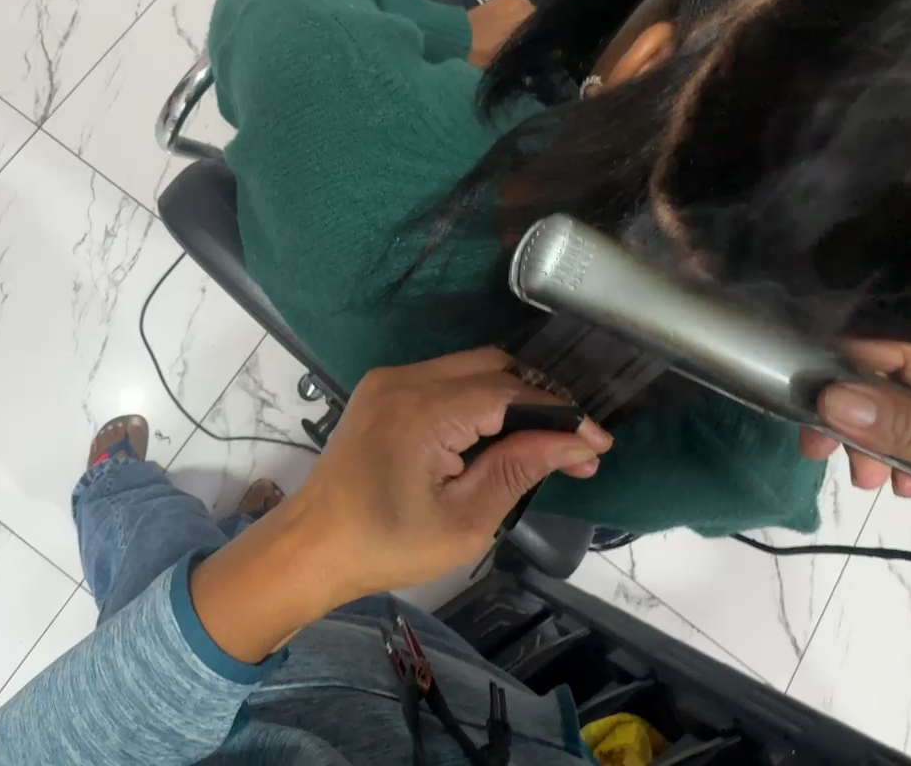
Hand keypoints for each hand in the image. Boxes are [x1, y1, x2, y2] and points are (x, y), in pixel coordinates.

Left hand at [288, 347, 611, 596]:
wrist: (312, 544)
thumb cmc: (387, 543)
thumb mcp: (464, 520)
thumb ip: (518, 469)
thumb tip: (573, 441)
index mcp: (423, 409)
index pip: (509, 392)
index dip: (559, 414)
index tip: (598, 445)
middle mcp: (404, 379)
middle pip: (491, 366)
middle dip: (539, 400)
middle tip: (573, 446)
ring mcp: (387, 380)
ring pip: (468, 368)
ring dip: (510, 397)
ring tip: (544, 445)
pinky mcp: (380, 391)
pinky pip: (442, 380)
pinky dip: (477, 399)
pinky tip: (498, 435)